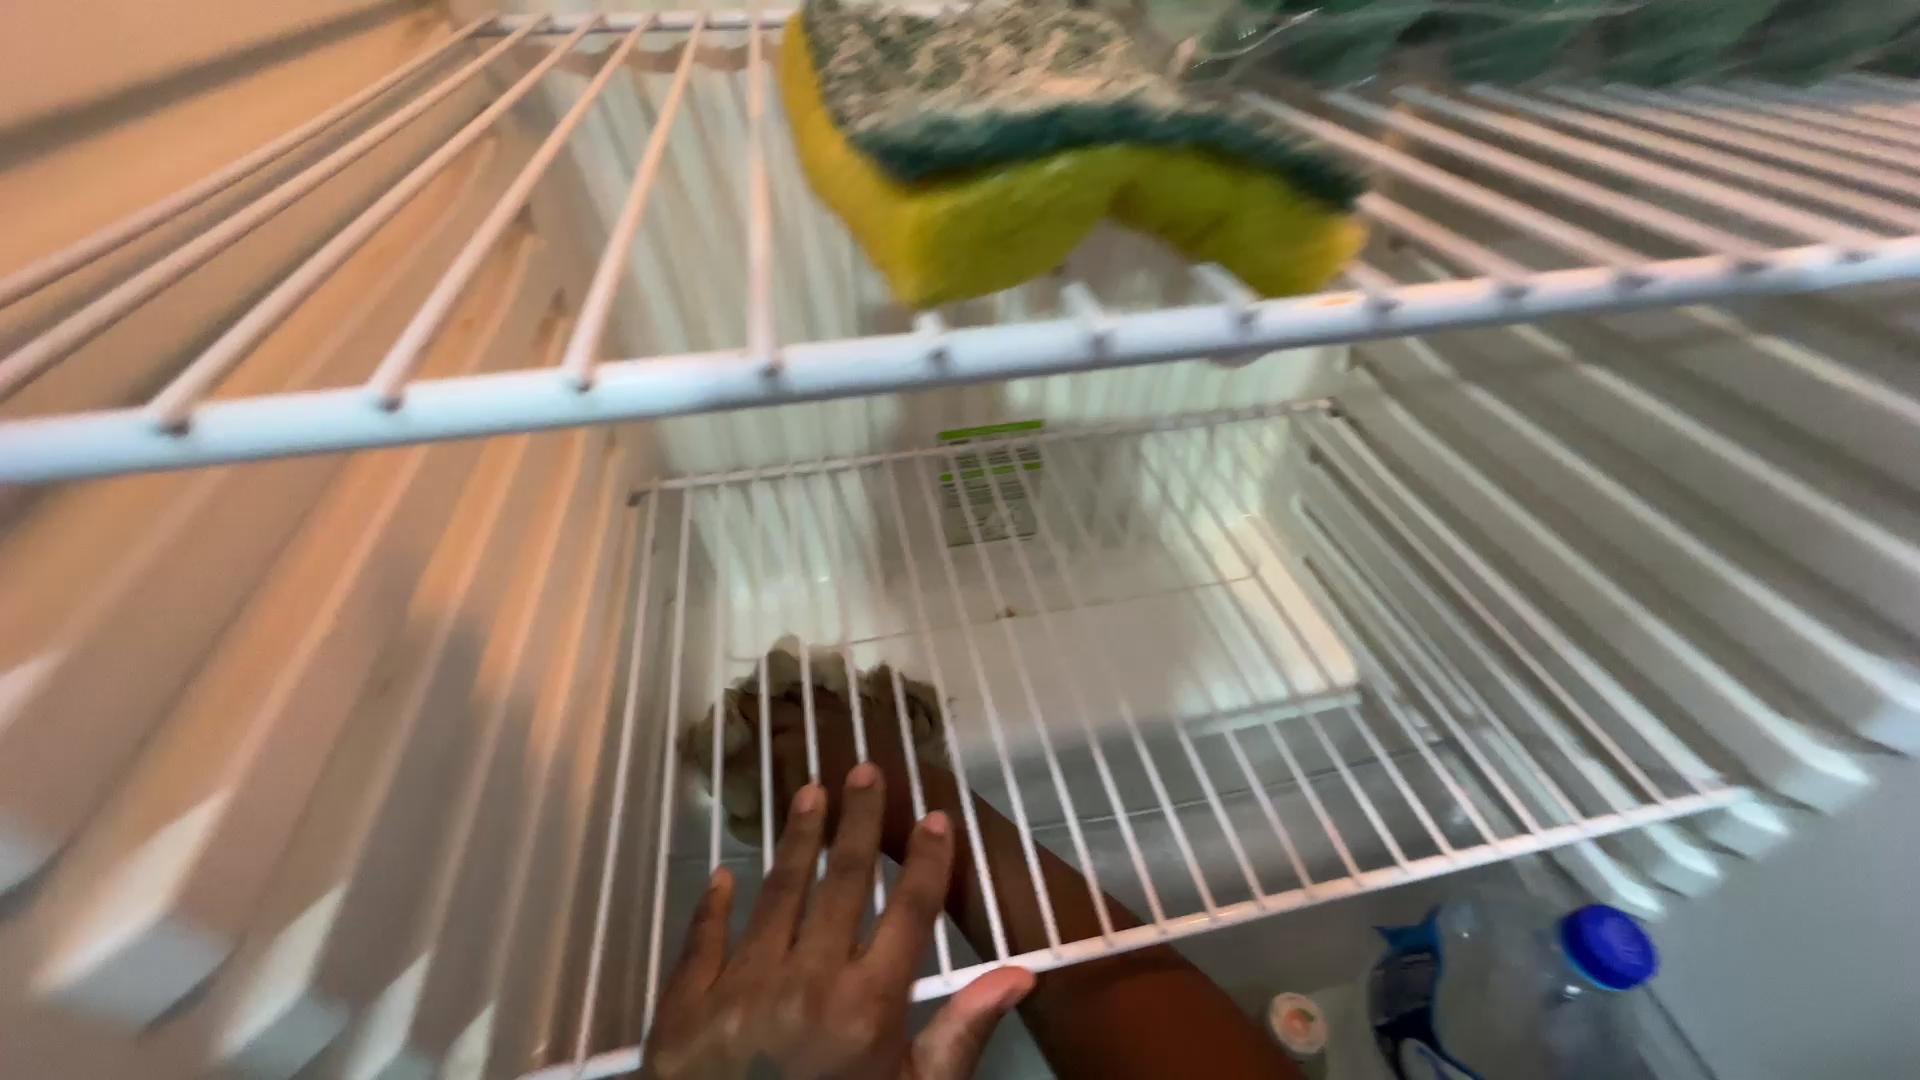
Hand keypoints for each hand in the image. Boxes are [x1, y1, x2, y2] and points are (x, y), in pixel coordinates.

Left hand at [642, 764, 1035, 1079]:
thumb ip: (961, 1035)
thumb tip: (1019, 974)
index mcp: (867, 1006)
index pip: (908, 912)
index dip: (926, 860)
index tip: (935, 816)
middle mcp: (807, 980)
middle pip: (841, 882)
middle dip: (857, 821)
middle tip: (863, 768)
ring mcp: (740, 988)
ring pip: (776, 893)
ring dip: (796, 840)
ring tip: (809, 791)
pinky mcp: (685, 1007)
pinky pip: (702, 940)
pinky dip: (713, 905)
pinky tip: (723, 874)